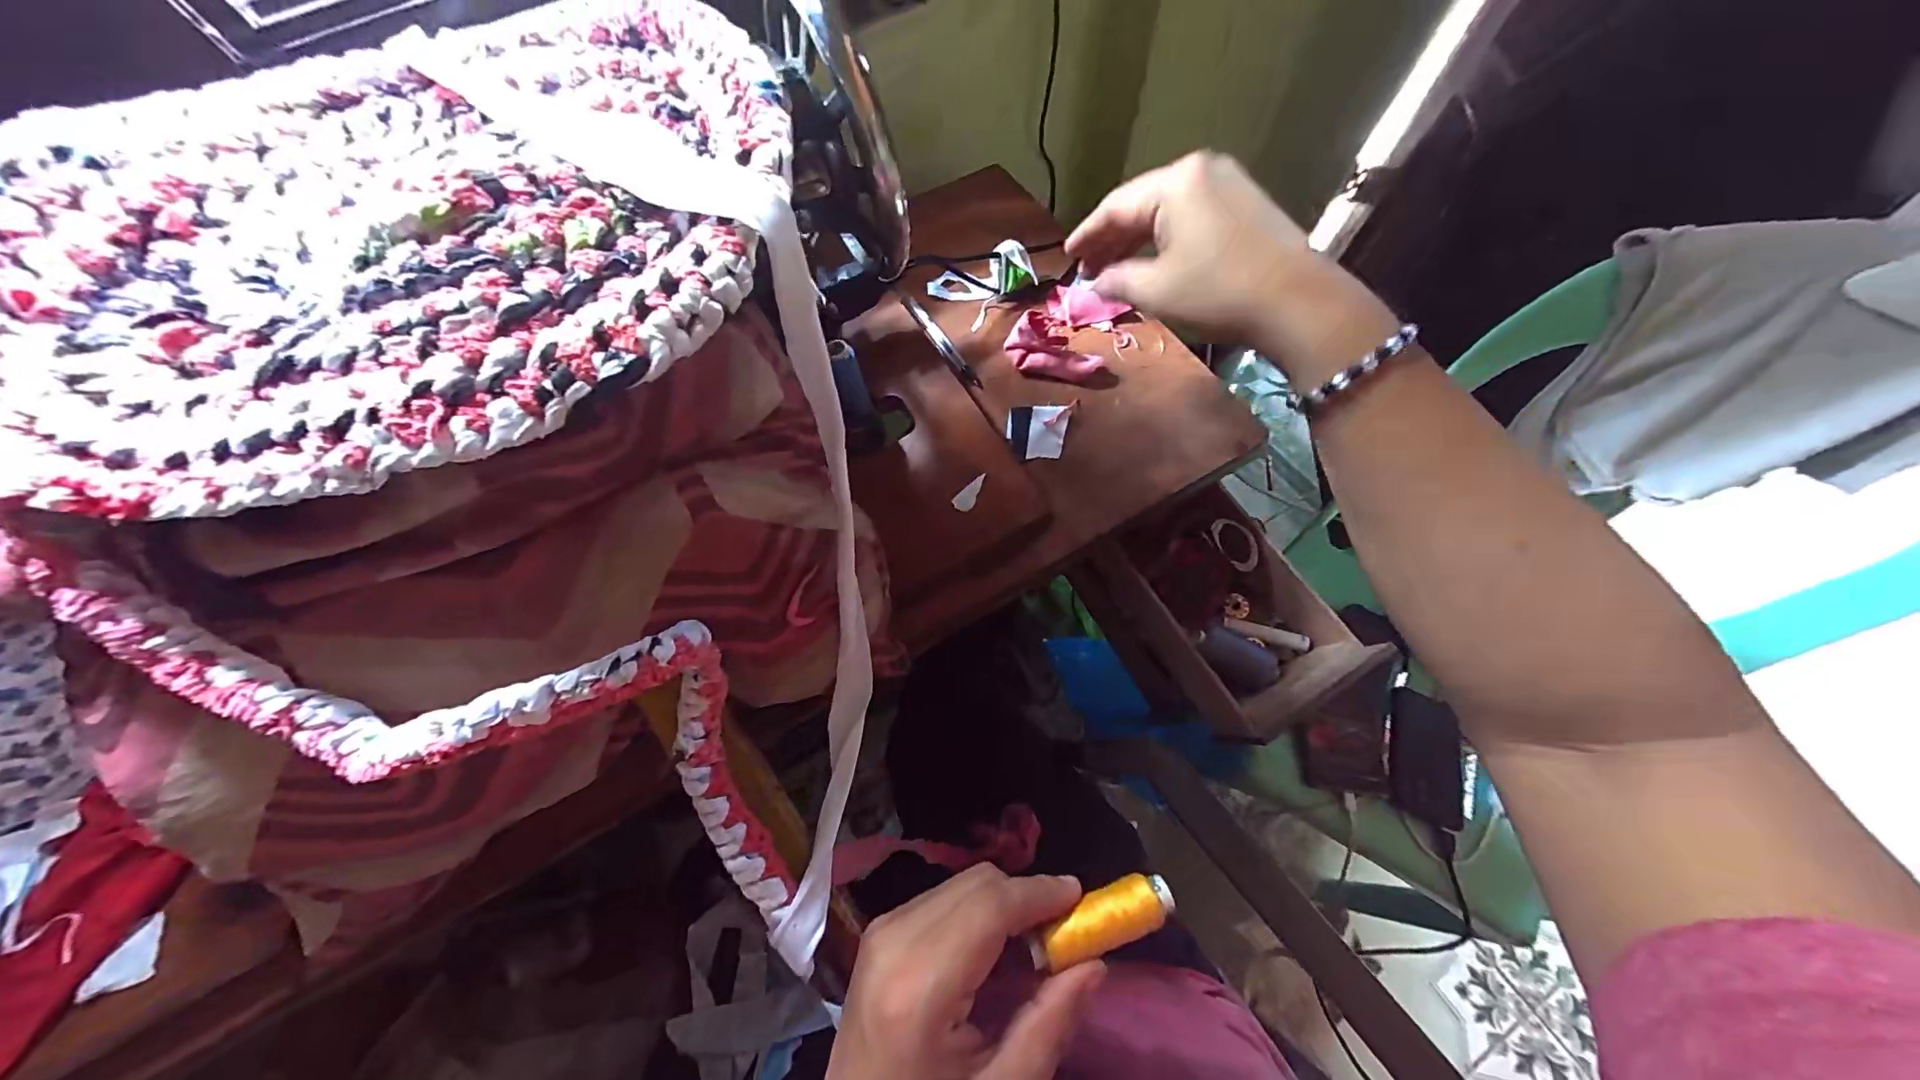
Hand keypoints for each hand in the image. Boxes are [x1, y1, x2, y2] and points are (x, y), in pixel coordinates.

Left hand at [827, 865, 1106, 1079]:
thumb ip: (1049, 1024)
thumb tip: (1094, 964)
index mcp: (920, 984)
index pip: (989, 905)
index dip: (1040, 893)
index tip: (1082, 897)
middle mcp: (894, 939)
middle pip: (976, 884)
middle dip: (1026, 897)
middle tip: (1063, 932)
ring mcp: (880, 931)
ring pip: (960, 885)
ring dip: (1002, 903)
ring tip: (1031, 947)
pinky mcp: (878, 933)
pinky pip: (941, 898)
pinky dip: (976, 911)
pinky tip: (992, 952)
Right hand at [1065, 151, 1399, 382]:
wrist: (1297, 302)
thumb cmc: (1217, 292)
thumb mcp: (1155, 290)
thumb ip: (1115, 281)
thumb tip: (1094, 284)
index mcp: (1175, 182)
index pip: (1115, 206)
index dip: (1087, 234)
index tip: (1067, 256)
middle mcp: (1201, 171)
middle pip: (1141, 205)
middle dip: (1112, 239)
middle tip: (1088, 269)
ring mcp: (1228, 184)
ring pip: (1166, 211)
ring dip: (1137, 241)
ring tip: (1114, 270)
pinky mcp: (1245, 204)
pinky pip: (1190, 217)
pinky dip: (1166, 240)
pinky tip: (1152, 262)